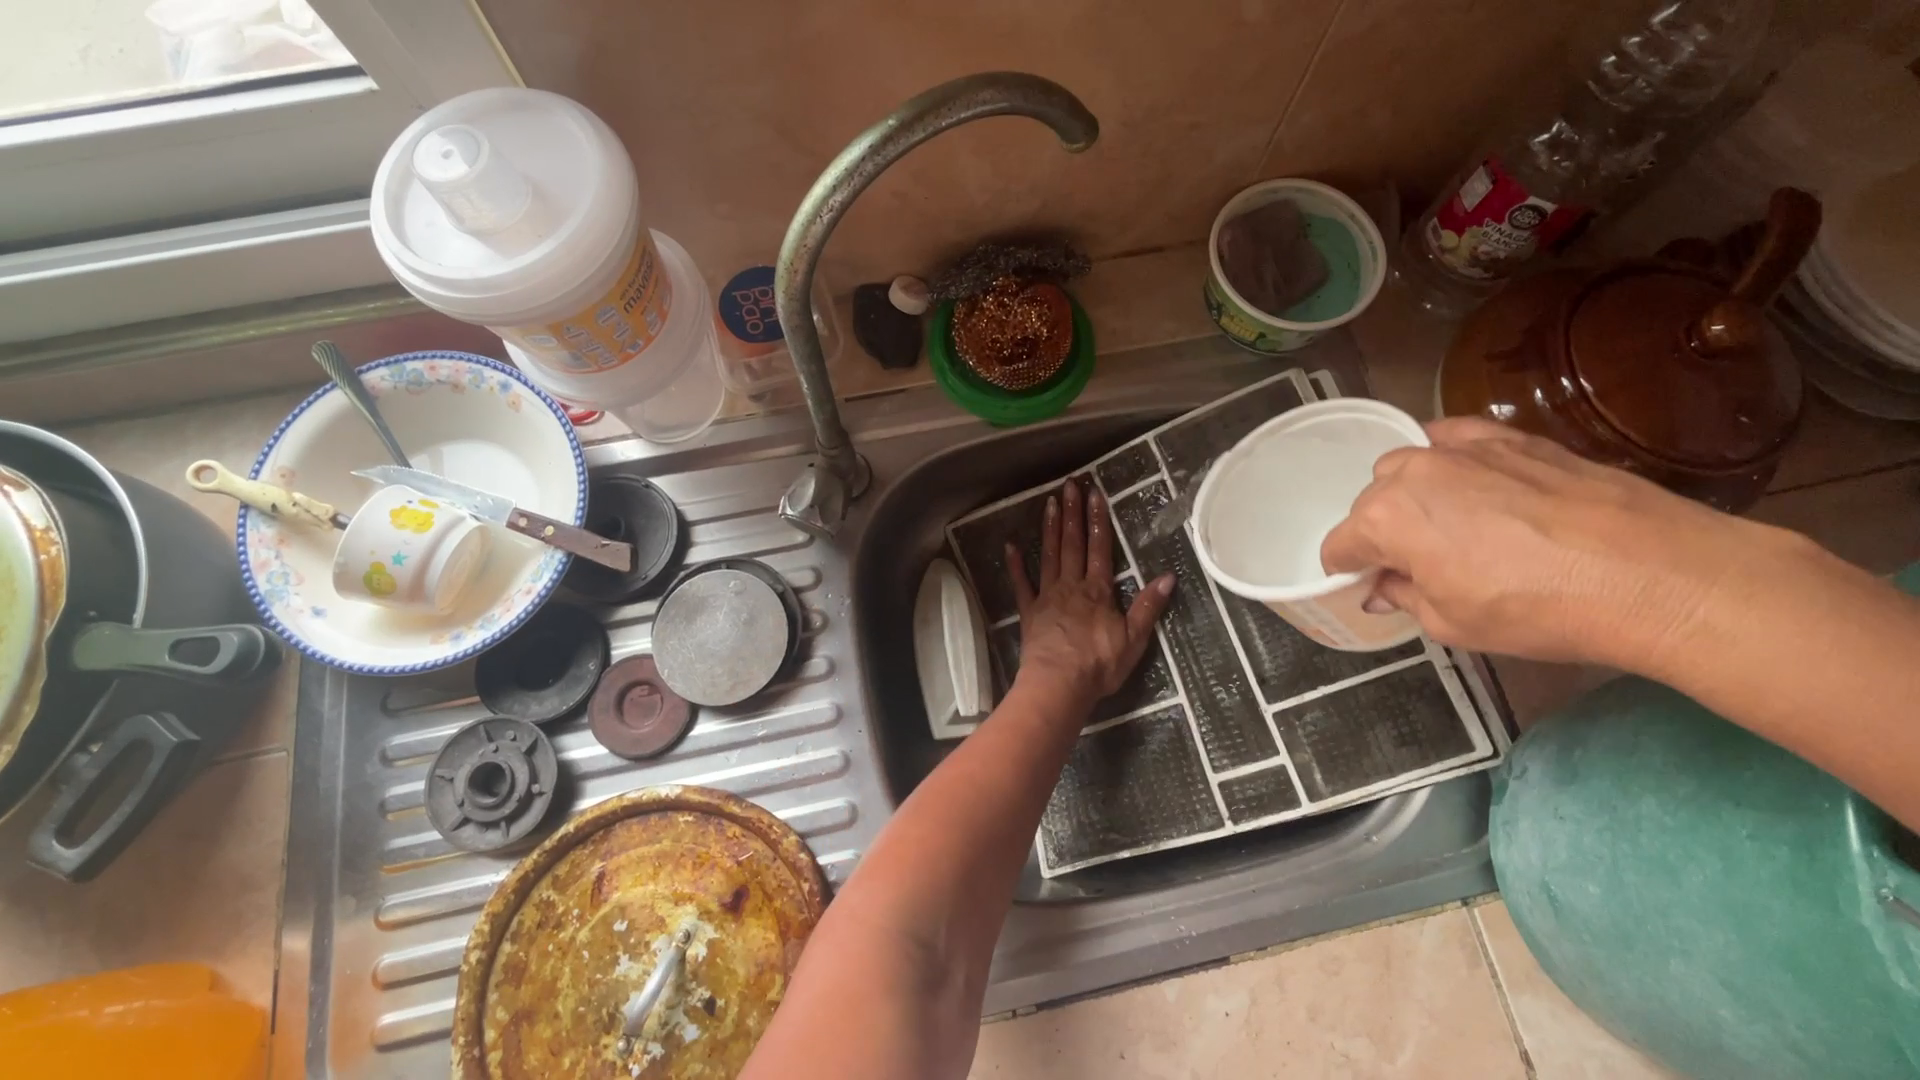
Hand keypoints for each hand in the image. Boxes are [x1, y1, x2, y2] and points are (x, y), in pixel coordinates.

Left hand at [1007, 478, 1175, 708]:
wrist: (1059, 685)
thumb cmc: (1099, 665)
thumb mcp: (1134, 639)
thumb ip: (1148, 606)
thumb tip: (1168, 576)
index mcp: (1098, 591)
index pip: (1100, 548)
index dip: (1098, 520)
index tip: (1094, 494)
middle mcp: (1071, 586)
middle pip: (1073, 543)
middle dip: (1073, 513)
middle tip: (1069, 484)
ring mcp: (1047, 596)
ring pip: (1049, 555)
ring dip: (1050, 528)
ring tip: (1049, 502)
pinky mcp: (1029, 612)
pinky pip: (1020, 584)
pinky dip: (1015, 564)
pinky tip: (1010, 545)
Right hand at [1318, 418, 1776, 668]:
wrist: (1652, 574)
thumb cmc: (1536, 610)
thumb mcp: (1451, 623)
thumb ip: (1403, 596)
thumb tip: (1385, 586)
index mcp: (1384, 519)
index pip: (1339, 546)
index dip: (1350, 572)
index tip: (1373, 587)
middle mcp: (1413, 472)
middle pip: (1371, 501)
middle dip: (1382, 531)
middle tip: (1421, 563)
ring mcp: (1464, 448)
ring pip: (1410, 465)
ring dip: (1414, 493)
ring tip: (1453, 523)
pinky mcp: (1513, 437)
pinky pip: (1458, 438)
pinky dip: (1451, 457)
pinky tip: (1474, 480)